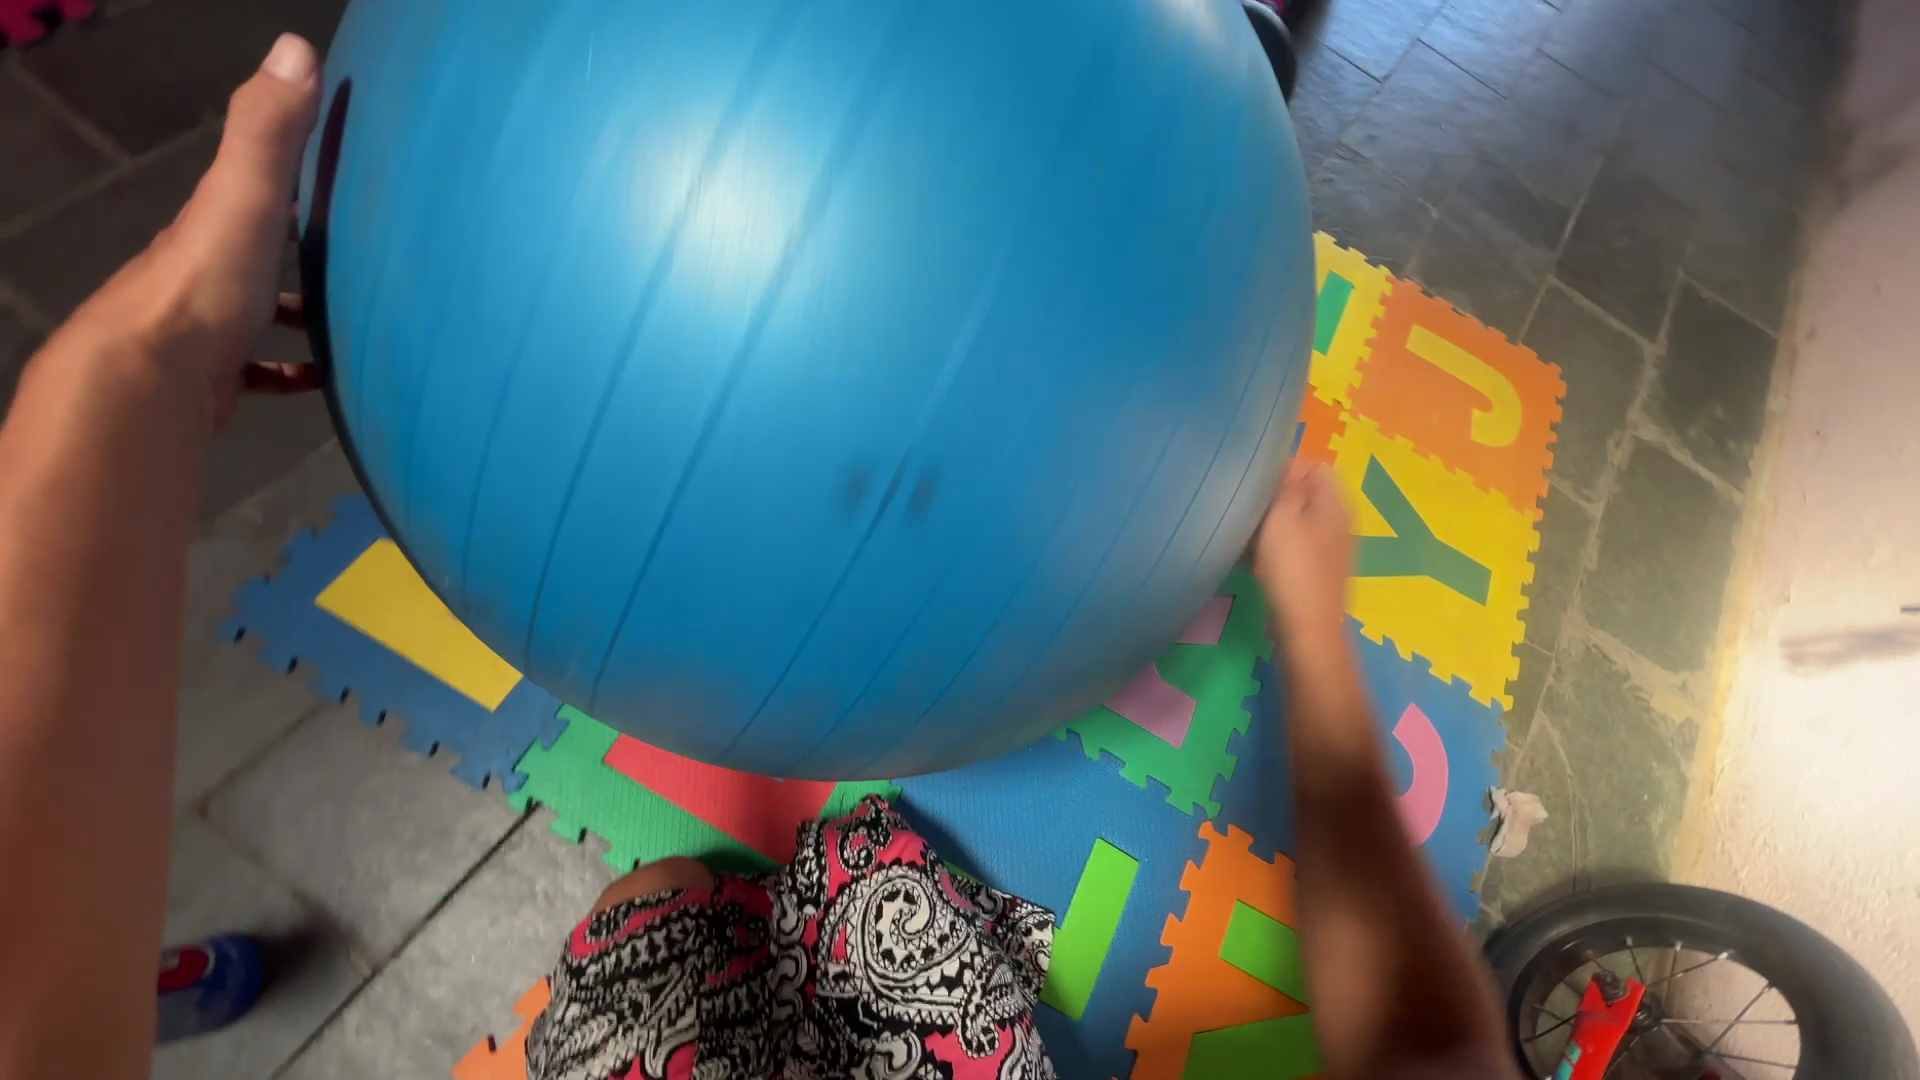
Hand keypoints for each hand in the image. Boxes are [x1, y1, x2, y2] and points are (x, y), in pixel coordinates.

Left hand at [57, 33, 323, 429]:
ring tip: (353, 327)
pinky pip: (262, 370)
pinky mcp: (221, 375)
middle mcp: (206, 270)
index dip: (294, 187)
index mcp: (214, 226)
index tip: (342, 188)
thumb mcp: (244, 197)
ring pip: (261, 315)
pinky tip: (323, 377)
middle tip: (362, 269)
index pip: (256, 195)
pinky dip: (293, 372)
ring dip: (301, 319)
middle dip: (303, 261)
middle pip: (259, 257)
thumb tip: (295, 48)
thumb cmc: (208, 284)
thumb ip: (268, 133)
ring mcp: (211, 325)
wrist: (157, 373)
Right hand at [1251, 458, 1353, 643]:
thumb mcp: (1282, 518)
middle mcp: (1338, 521)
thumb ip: (1285, 486)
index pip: (1313, 465)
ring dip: (1268, 524)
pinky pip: (1290, 546)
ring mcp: (1328, 548)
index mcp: (1336, 503)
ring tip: (1242, 532)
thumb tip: (1287, 465)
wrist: (1306, 629)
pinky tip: (1249, 559)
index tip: (1255, 483)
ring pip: (1293, 521)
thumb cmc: (1292, 569)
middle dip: (1272, 498)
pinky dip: (1270, 547)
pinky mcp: (1314, 570)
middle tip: (1244, 507)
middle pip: (1302, 495)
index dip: (1283, 468)